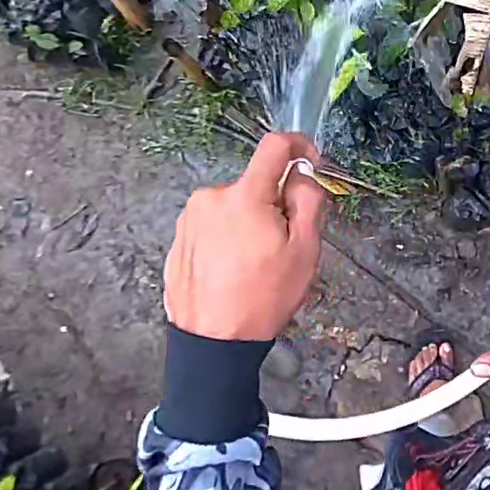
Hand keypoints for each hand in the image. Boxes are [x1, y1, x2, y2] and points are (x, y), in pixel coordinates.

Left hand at [164, 133, 328, 340]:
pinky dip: (229, 236)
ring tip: (253, 263)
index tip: (310, 161)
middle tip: (280, 243)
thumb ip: (308, 201)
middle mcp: (212, 197)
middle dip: (273, 204)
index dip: (299, 145)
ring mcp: (191, 217)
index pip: (274, 146)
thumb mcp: (304, 251)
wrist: (212, 343)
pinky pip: (215, 223)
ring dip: (249, 221)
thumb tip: (302, 174)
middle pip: (255, 183)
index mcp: (244, 195)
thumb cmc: (262, 299)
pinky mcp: (179, 235)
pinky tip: (232, 269)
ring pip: (235, 204)